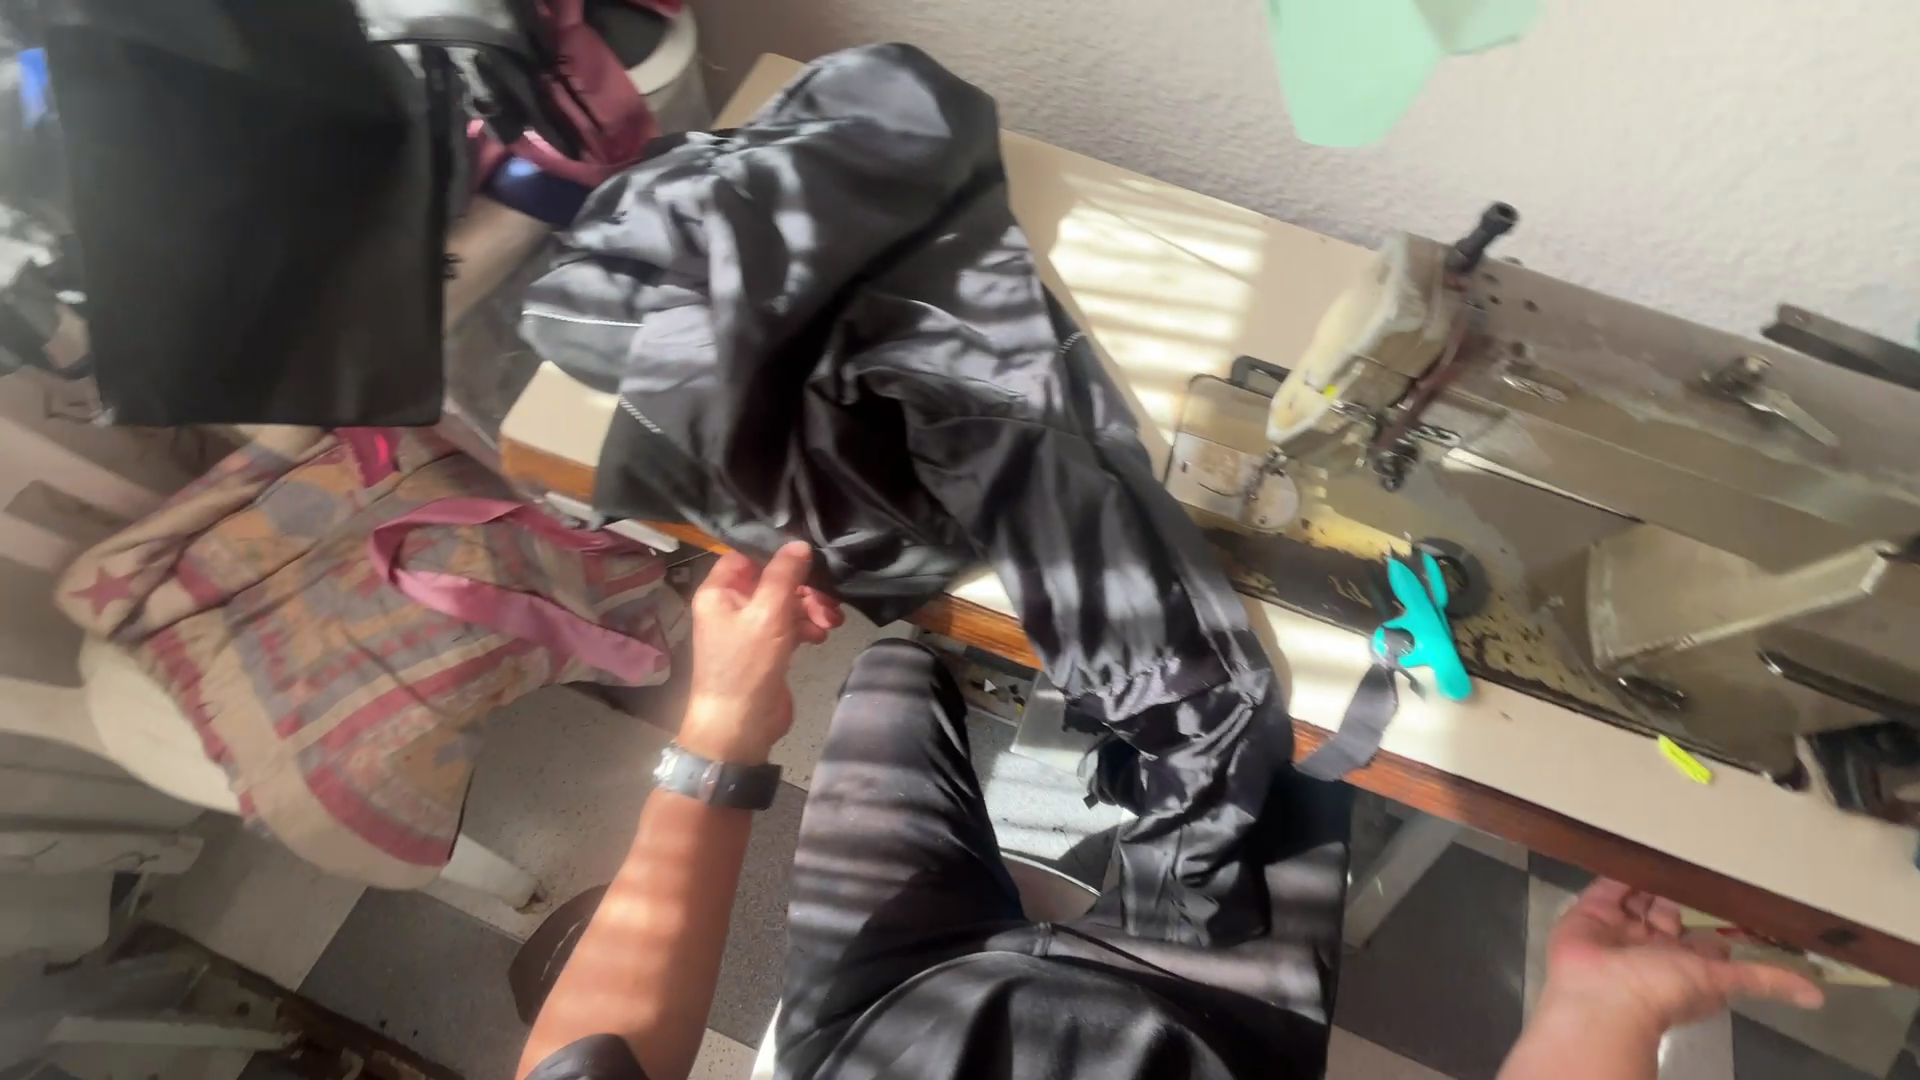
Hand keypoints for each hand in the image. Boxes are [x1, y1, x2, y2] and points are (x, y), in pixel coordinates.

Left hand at [678, 542, 843, 765]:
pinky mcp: (767, 648)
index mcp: (719, 592)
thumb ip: (784, 575)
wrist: (740, 727)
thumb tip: (799, 543)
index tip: (808, 558)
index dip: (776, 555)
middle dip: (804, 588)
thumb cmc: (747, 666)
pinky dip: (807, 626)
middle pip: (772, 580)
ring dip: (811, 608)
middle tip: (828, 600)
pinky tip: (821, 636)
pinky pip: (790, 625)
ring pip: (786, 603)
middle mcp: (731, 606)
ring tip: (831, 622)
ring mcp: (749, 628)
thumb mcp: (768, 614)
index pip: (746, 556)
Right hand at [1537, 878, 1824, 1040]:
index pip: (1704, 940)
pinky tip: (1631, 854)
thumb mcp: (1718, 982)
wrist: (1600, 988)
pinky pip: (1606, 889)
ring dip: (1649, 883)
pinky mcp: (1590, 911)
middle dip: (1679, 898)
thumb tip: (1819, 995)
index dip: (1715, 922)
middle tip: (1693, 866)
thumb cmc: (1662, 986)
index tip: (1729, 896)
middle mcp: (1653, 947)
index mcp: (1686, 966)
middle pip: (1668, 916)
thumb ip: (1758, 978)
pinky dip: (1617, 874)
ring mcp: (1619, 928)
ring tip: (1662, 852)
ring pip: (1638, 901)